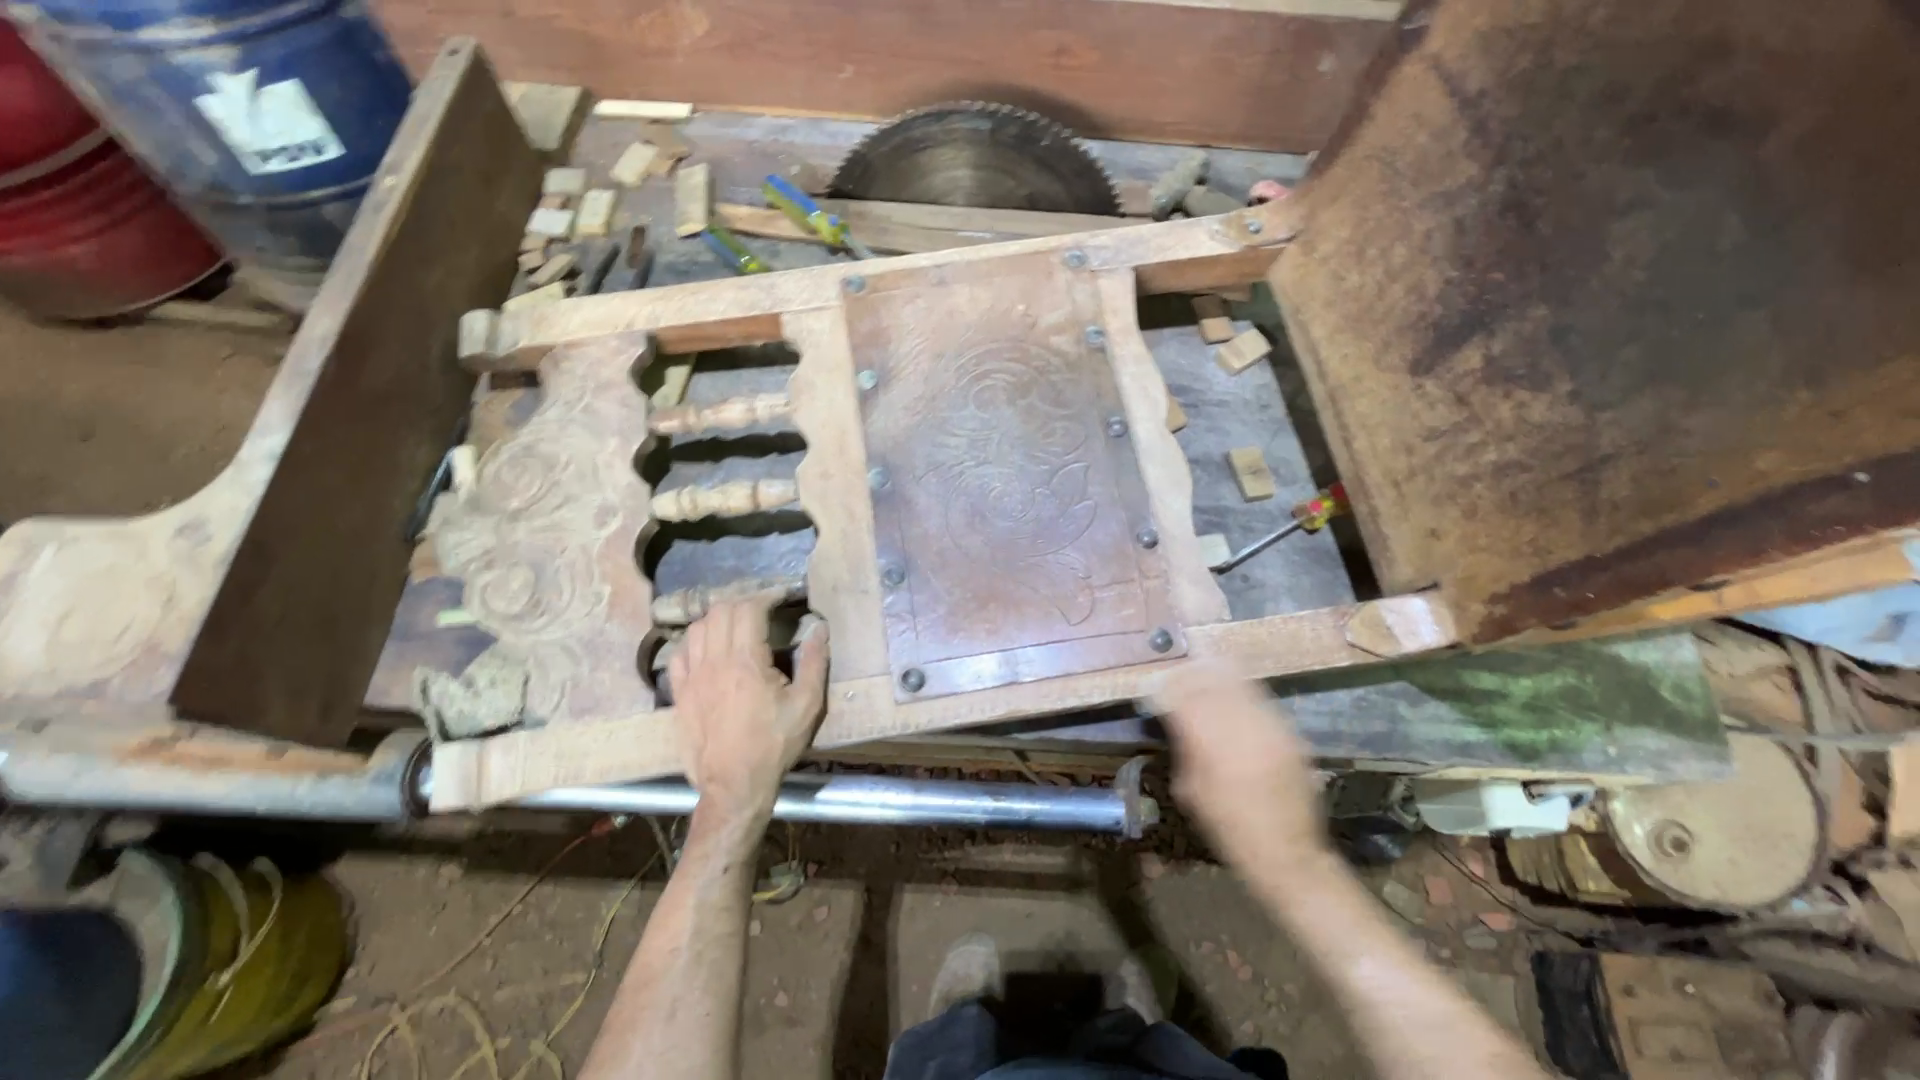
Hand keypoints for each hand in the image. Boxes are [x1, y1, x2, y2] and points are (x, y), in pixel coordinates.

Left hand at [668, 598, 829, 821]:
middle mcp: (714, 662)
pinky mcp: (679, 694)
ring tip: (736, 626)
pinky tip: (708, 649)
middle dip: (743, 602)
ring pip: (697, 628)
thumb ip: (815, 663)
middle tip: (763, 609)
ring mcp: (692, 677)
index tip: (781, 597)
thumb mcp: (807, 706)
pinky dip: (694, 642)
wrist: (733, 785)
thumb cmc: (774, 745)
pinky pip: (680, 654)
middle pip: (720, 611)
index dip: (766, 596)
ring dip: (718, 619)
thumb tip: (820, 628)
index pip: (749, 608)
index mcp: (745, 661)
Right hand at [1154, 661, 1328, 870]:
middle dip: (1190, 675)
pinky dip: (1240, 694)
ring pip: (1240, 683)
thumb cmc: (1229, 830)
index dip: (1167, 687)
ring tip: (1200, 680)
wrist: (1288, 854)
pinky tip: (1229, 701)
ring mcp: (1273, 728)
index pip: (1185, 696)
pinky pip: (1260, 701)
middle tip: (1176, 678)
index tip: (1155, 688)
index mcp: (1214, 746)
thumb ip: (1186, 750)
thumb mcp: (1192, 793)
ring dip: (1215, 678)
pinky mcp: (1291, 734)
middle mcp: (1245, 728)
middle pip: (1213, 679)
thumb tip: (1177, 720)